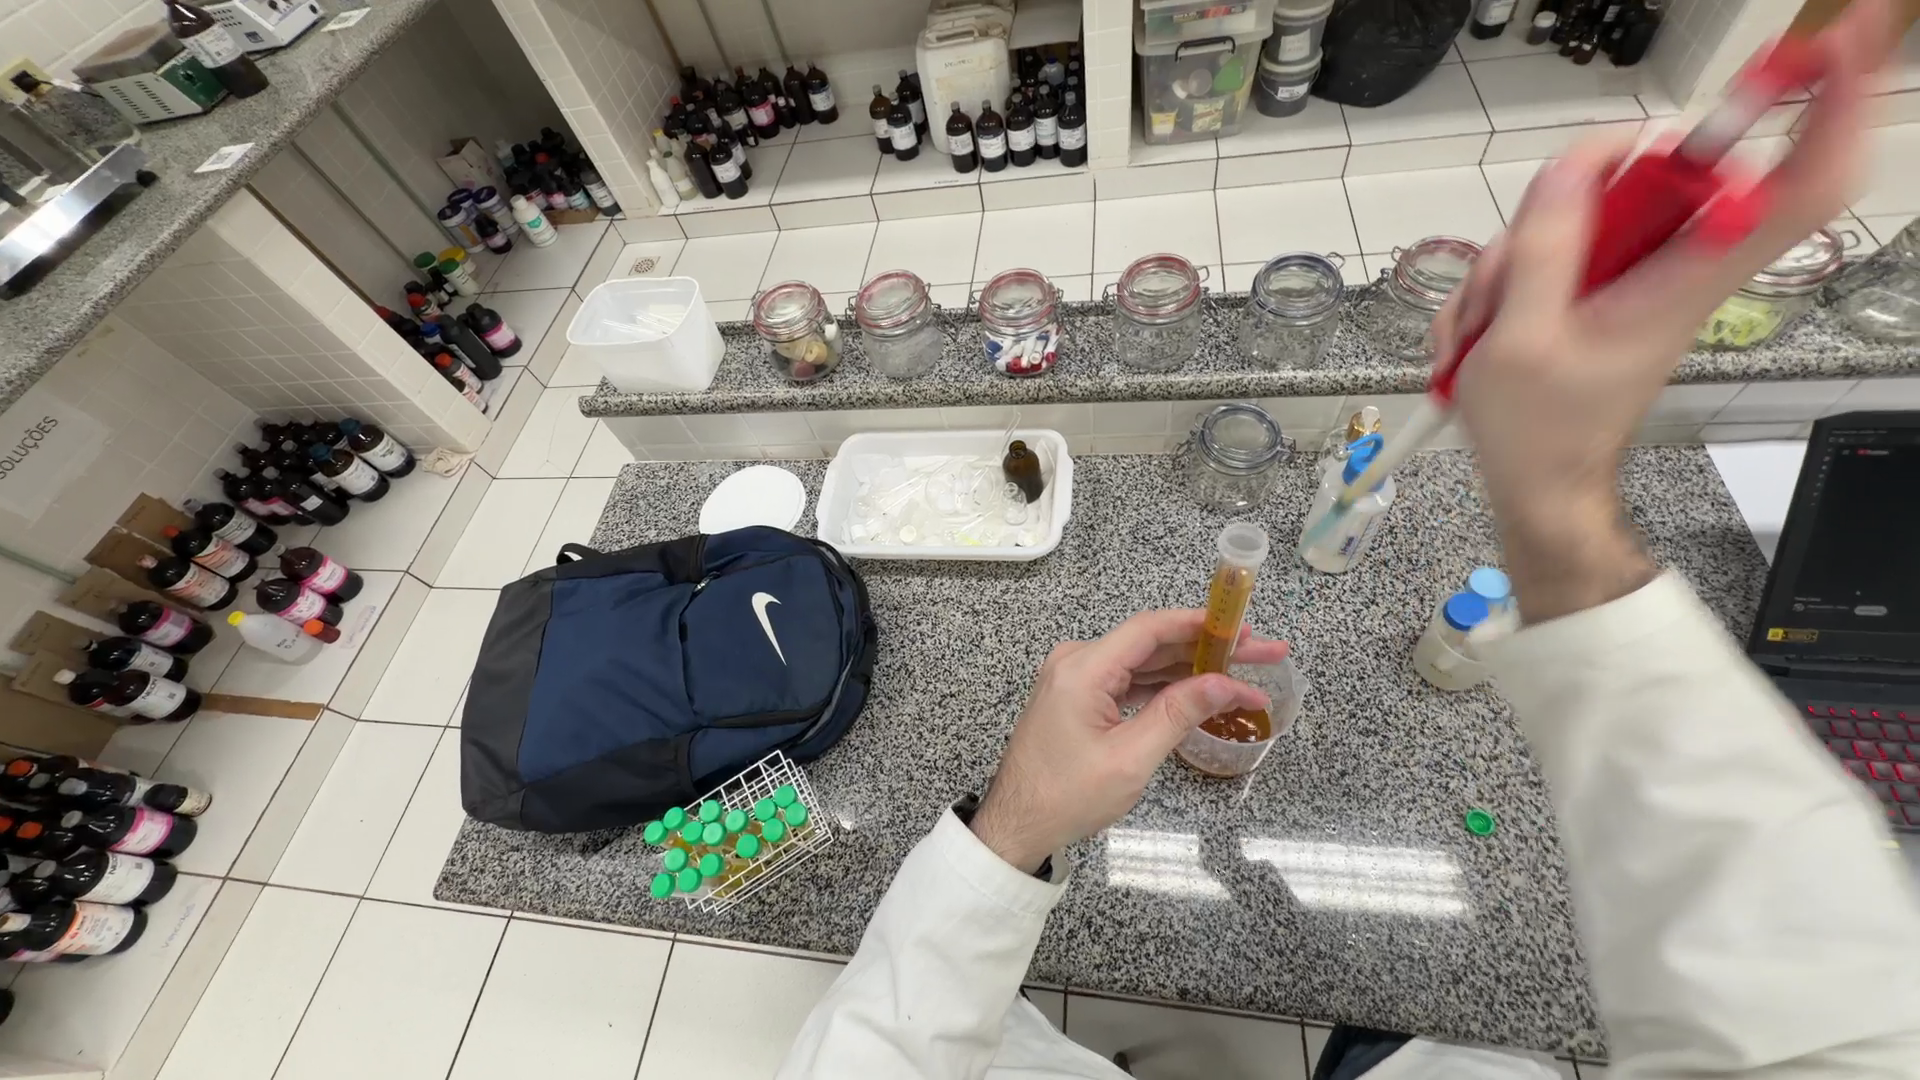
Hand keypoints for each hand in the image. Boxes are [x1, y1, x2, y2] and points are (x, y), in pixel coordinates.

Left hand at [969, 610, 1288, 872]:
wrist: (1017, 824)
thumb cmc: (1068, 796)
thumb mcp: (1131, 758)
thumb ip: (1179, 714)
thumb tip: (1227, 683)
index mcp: (1083, 668)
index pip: (1150, 629)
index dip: (1200, 624)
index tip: (1244, 628)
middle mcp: (1076, 660)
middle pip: (1151, 643)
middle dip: (1208, 648)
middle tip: (1263, 653)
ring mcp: (1075, 676)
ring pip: (1143, 661)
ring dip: (1190, 667)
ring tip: (1243, 673)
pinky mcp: (1078, 694)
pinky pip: (1127, 679)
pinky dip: (1163, 685)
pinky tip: (1200, 691)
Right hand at [1431, 0, 1893, 623]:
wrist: (1533, 485)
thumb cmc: (1535, 430)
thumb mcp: (1520, 342)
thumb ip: (1547, 249)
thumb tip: (1577, 161)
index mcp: (1683, 281)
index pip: (1797, 182)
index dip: (1828, 107)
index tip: (1828, 46)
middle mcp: (1666, 269)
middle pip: (1638, 192)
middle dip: (1548, 219)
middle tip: (1506, 273)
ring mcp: (1623, 284)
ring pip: (1568, 228)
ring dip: (1501, 273)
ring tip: (1475, 336)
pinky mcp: (1588, 298)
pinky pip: (1540, 263)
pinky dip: (1494, 296)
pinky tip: (1475, 341)